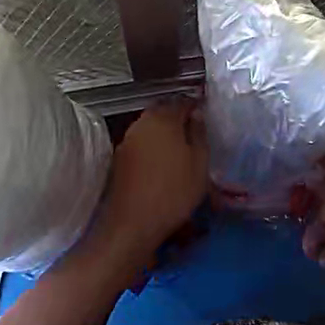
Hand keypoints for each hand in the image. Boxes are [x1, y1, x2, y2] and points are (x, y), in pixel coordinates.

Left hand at [79, 96, 208, 273]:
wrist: (132, 223)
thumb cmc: (173, 191)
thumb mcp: (199, 164)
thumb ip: (199, 134)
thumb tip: (196, 114)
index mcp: (164, 118)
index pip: (182, 102)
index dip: (195, 105)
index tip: (205, 113)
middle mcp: (142, 122)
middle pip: (163, 111)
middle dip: (177, 116)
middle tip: (193, 129)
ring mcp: (128, 139)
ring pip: (150, 126)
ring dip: (163, 131)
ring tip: (179, 146)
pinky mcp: (119, 157)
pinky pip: (141, 142)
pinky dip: (152, 145)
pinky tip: (160, 160)